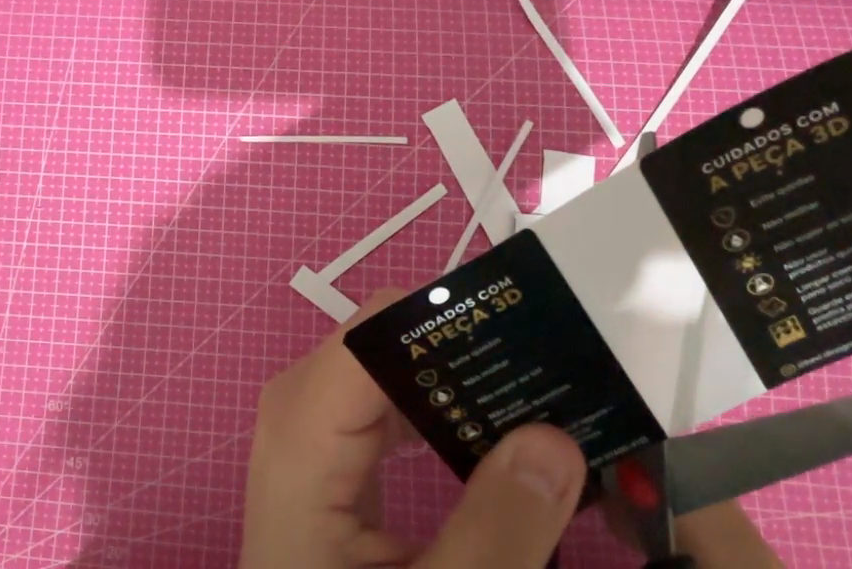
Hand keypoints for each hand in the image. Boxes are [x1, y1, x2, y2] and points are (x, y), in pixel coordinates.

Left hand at [241, 290, 588, 568]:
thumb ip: (496, 531)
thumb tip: (554, 439)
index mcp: (303, 442)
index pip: (371, 337)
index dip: (443, 320)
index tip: (525, 324)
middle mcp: (298, 417)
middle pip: (382, 346)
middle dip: (465, 349)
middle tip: (550, 365)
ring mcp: (311, 434)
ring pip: (389, 371)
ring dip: (460, 380)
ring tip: (536, 392)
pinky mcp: (332, 457)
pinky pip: (389, 406)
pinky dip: (443, 412)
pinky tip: (492, 434)